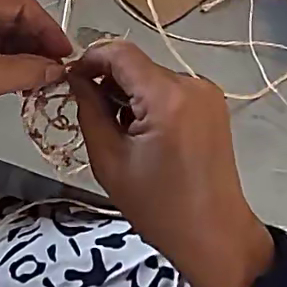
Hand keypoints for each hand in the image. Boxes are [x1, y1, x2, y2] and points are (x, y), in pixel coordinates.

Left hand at [0, 0, 72, 189]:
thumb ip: (32, 69)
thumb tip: (61, 70)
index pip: (22, 4)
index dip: (49, 31)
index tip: (69, 57)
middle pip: (10, 15)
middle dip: (35, 44)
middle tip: (57, 72)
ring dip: (20, 54)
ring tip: (40, 80)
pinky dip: (2, 60)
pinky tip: (18, 80)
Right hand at [66, 42, 274, 286]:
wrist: (214, 234)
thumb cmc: (158, 206)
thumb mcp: (109, 160)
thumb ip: (90, 109)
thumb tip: (78, 78)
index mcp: (167, 97)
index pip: (121, 52)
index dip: (91, 59)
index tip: (72, 81)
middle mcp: (192, 83)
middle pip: (137, 65)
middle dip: (110, 83)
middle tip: (92, 116)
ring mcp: (207, 92)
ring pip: (152, 76)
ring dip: (130, 94)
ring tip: (122, 134)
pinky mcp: (213, 103)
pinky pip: (171, 88)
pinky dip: (151, 101)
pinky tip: (146, 134)